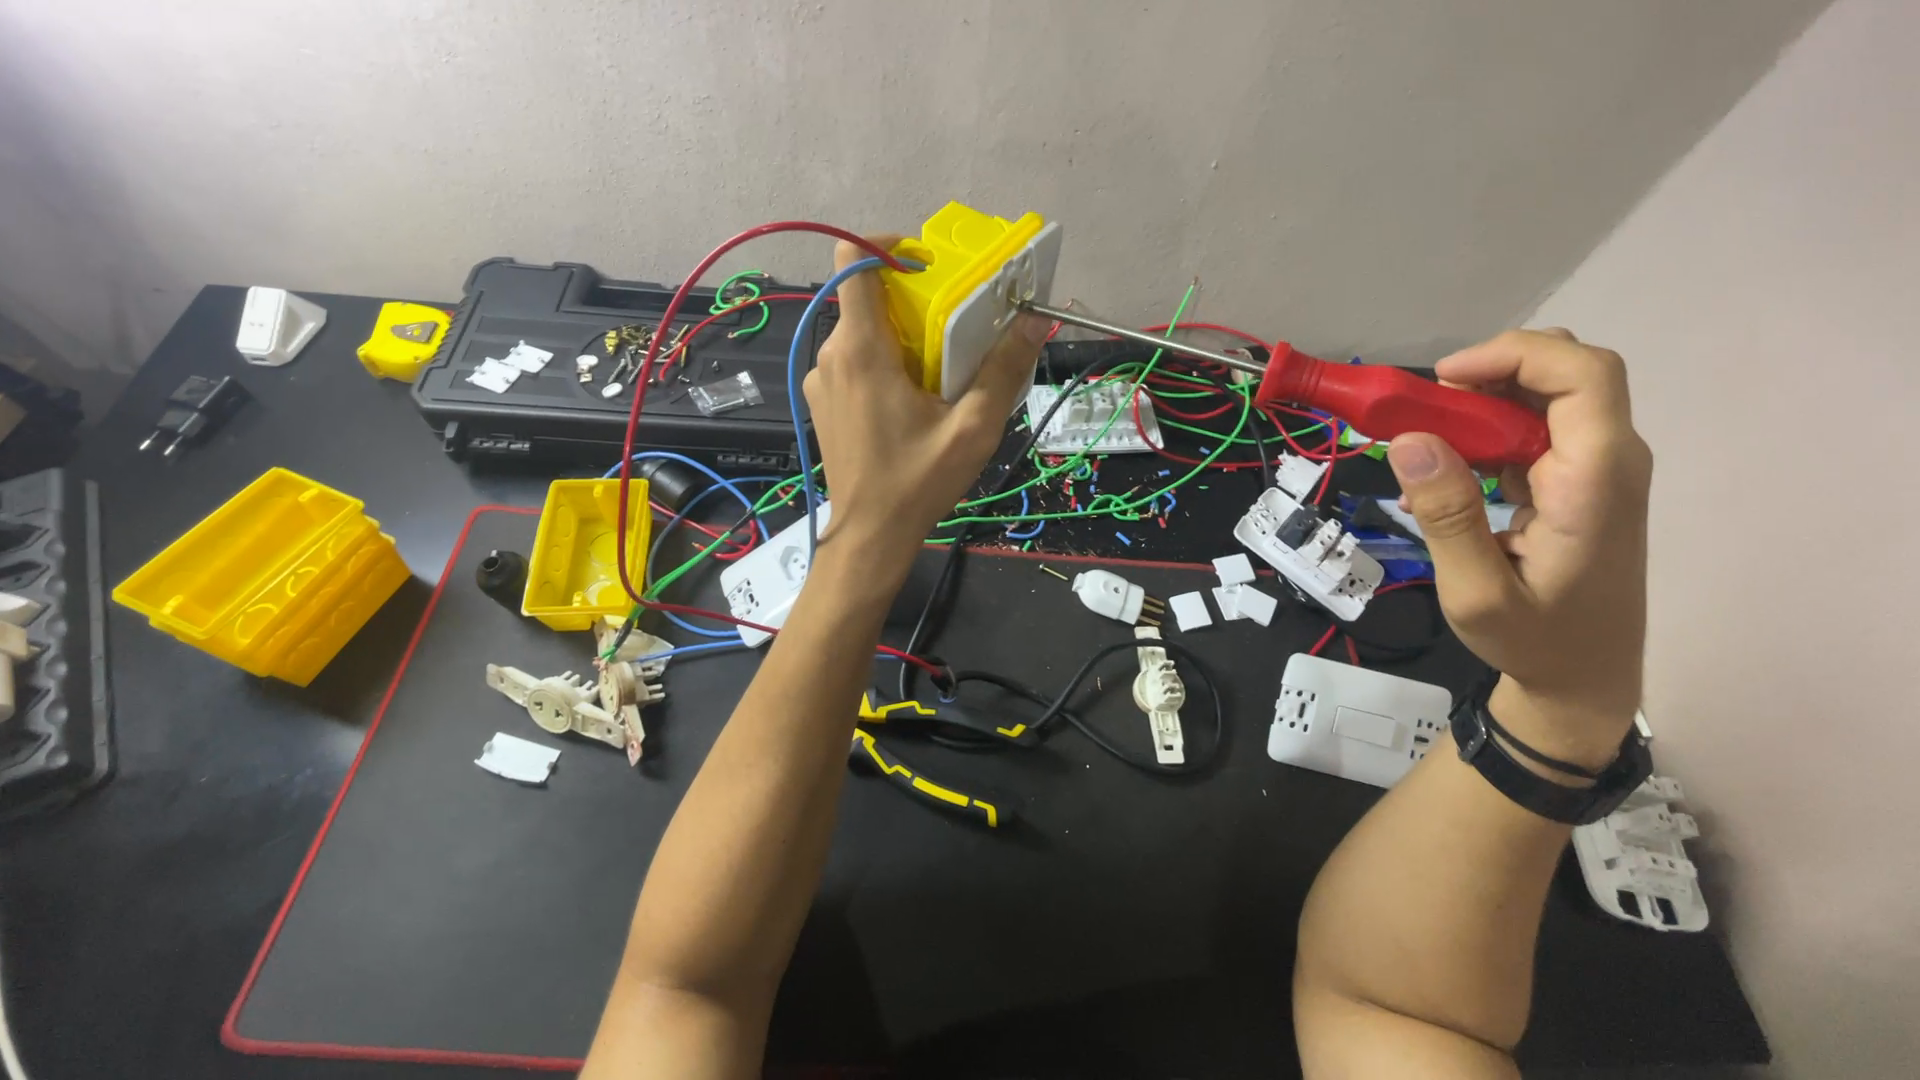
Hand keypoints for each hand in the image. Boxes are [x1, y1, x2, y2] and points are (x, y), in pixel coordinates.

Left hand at [804, 237, 1048, 584]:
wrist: (870, 536)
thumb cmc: (917, 483)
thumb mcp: (973, 429)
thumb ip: (1004, 369)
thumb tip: (1033, 319)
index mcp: (861, 349)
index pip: (852, 260)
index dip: (887, 246)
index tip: (927, 264)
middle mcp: (831, 355)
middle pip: (868, 299)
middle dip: (914, 302)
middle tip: (957, 329)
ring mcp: (823, 381)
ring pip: (863, 333)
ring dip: (902, 337)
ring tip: (941, 373)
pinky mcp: (825, 403)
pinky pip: (855, 362)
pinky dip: (885, 364)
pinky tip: (913, 402)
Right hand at [1386, 328, 1652, 765]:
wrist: (1584, 684)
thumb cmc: (1536, 643)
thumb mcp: (1476, 592)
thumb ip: (1447, 514)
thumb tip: (1410, 440)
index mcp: (1595, 480)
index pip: (1582, 375)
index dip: (1513, 354)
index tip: (1443, 378)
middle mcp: (1610, 462)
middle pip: (1569, 374)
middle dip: (1493, 372)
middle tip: (1427, 406)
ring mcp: (1599, 473)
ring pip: (1552, 399)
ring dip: (1486, 402)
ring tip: (1427, 436)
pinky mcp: (1581, 487)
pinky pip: (1539, 434)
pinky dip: (1490, 432)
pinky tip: (1450, 467)